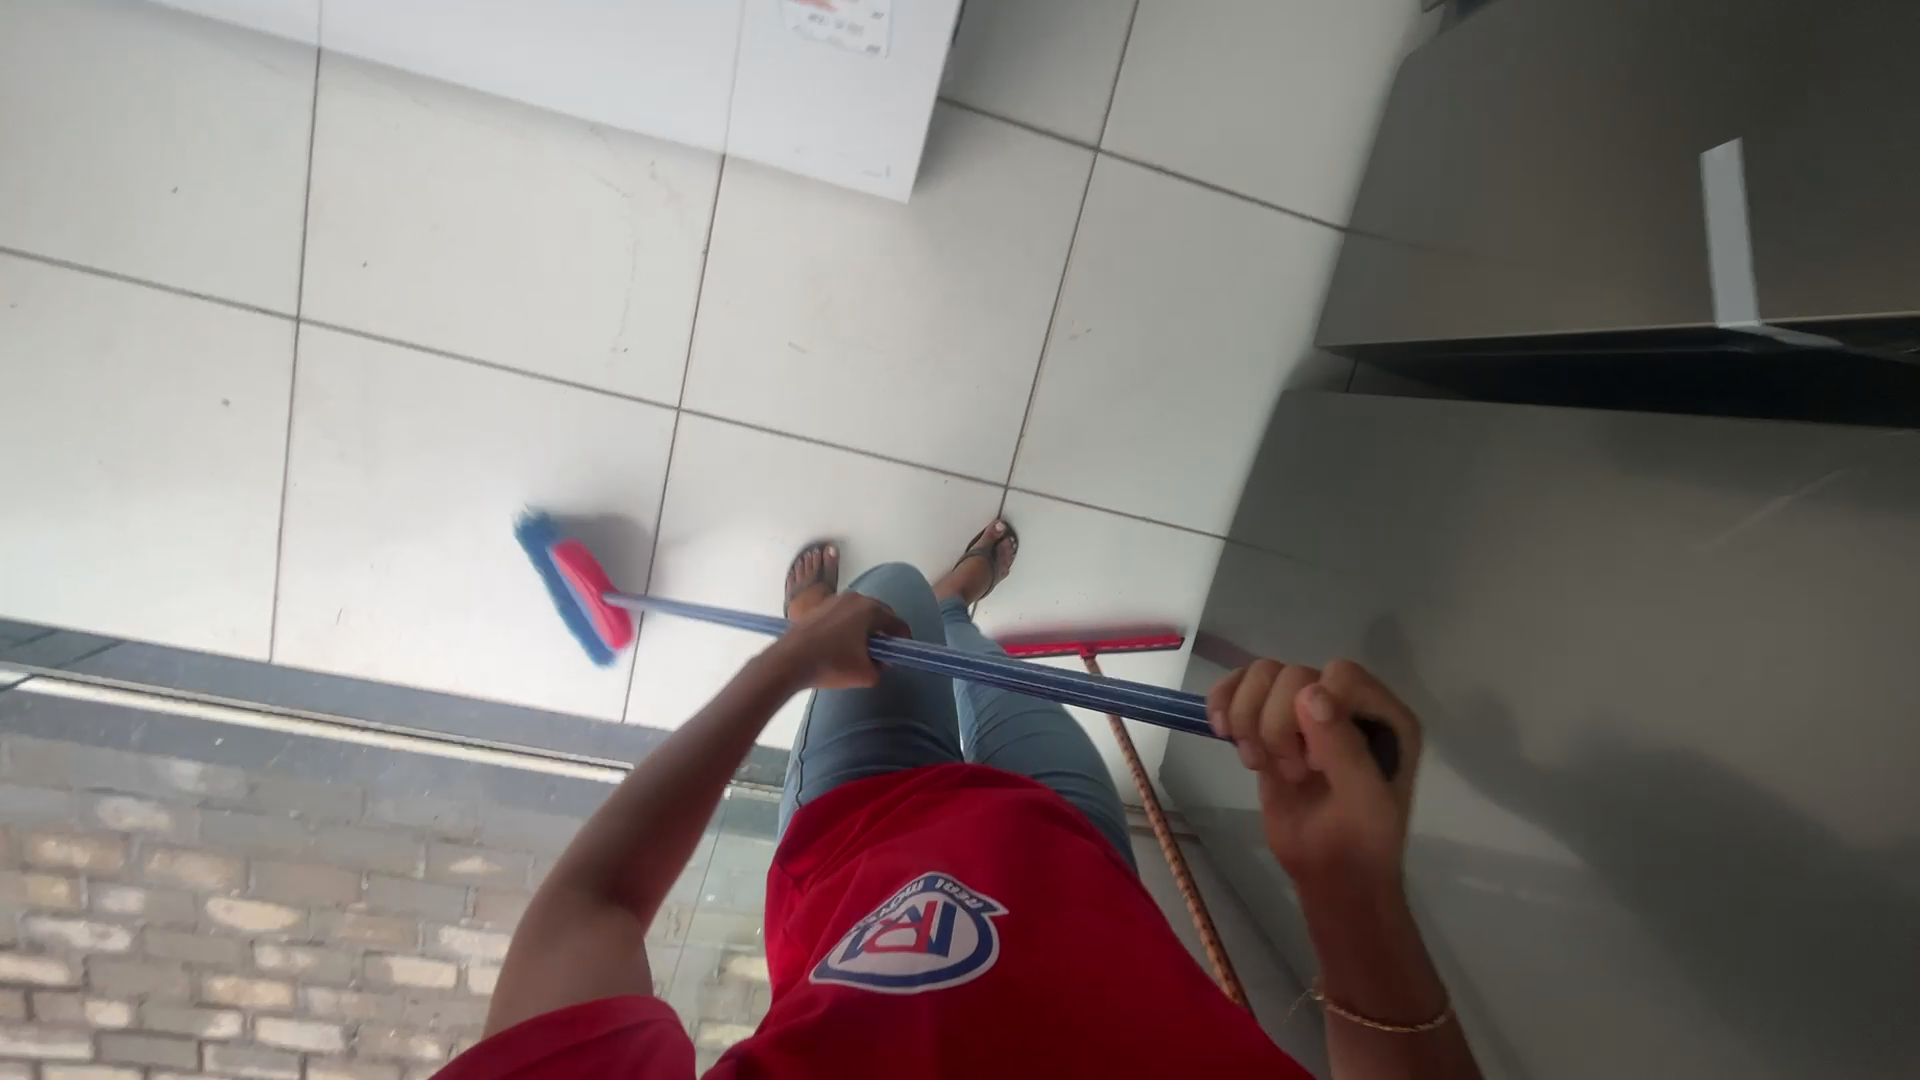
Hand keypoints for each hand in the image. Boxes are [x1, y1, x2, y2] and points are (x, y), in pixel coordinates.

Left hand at [766, 593, 907, 689]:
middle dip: (884, 630)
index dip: (903, 638)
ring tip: (861, 647)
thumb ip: (881, 668)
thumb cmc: (831, 664)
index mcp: (871, 610)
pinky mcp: (819, 607)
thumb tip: (880, 660)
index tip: (901, 652)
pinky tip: (841, 643)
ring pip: (859, 612)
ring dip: (865, 626)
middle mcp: (855, 598)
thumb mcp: (865, 675)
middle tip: (883, 650)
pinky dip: (848, 625)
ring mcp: (835, 600)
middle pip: (879, 612)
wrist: (788, 661)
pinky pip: (843, 614)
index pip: (897, 622)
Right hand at [1206, 659, 1421, 896]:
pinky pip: (1236, 687)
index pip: (1339, 675)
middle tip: (1291, 770)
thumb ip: (1343, 746)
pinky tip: (1224, 733)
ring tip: (1257, 761)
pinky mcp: (1266, 720)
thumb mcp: (1363, 801)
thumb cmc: (1358, 841)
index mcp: (1381, 715)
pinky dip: (1222, 704)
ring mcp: (1302, 710)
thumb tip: (1311, 692)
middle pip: (1290, 674)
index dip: (1314, 708)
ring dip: (1247, 718)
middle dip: (1275, 724)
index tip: (1315, 759)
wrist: (1329, 872)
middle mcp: (1343, 702)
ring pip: (1259, 676)